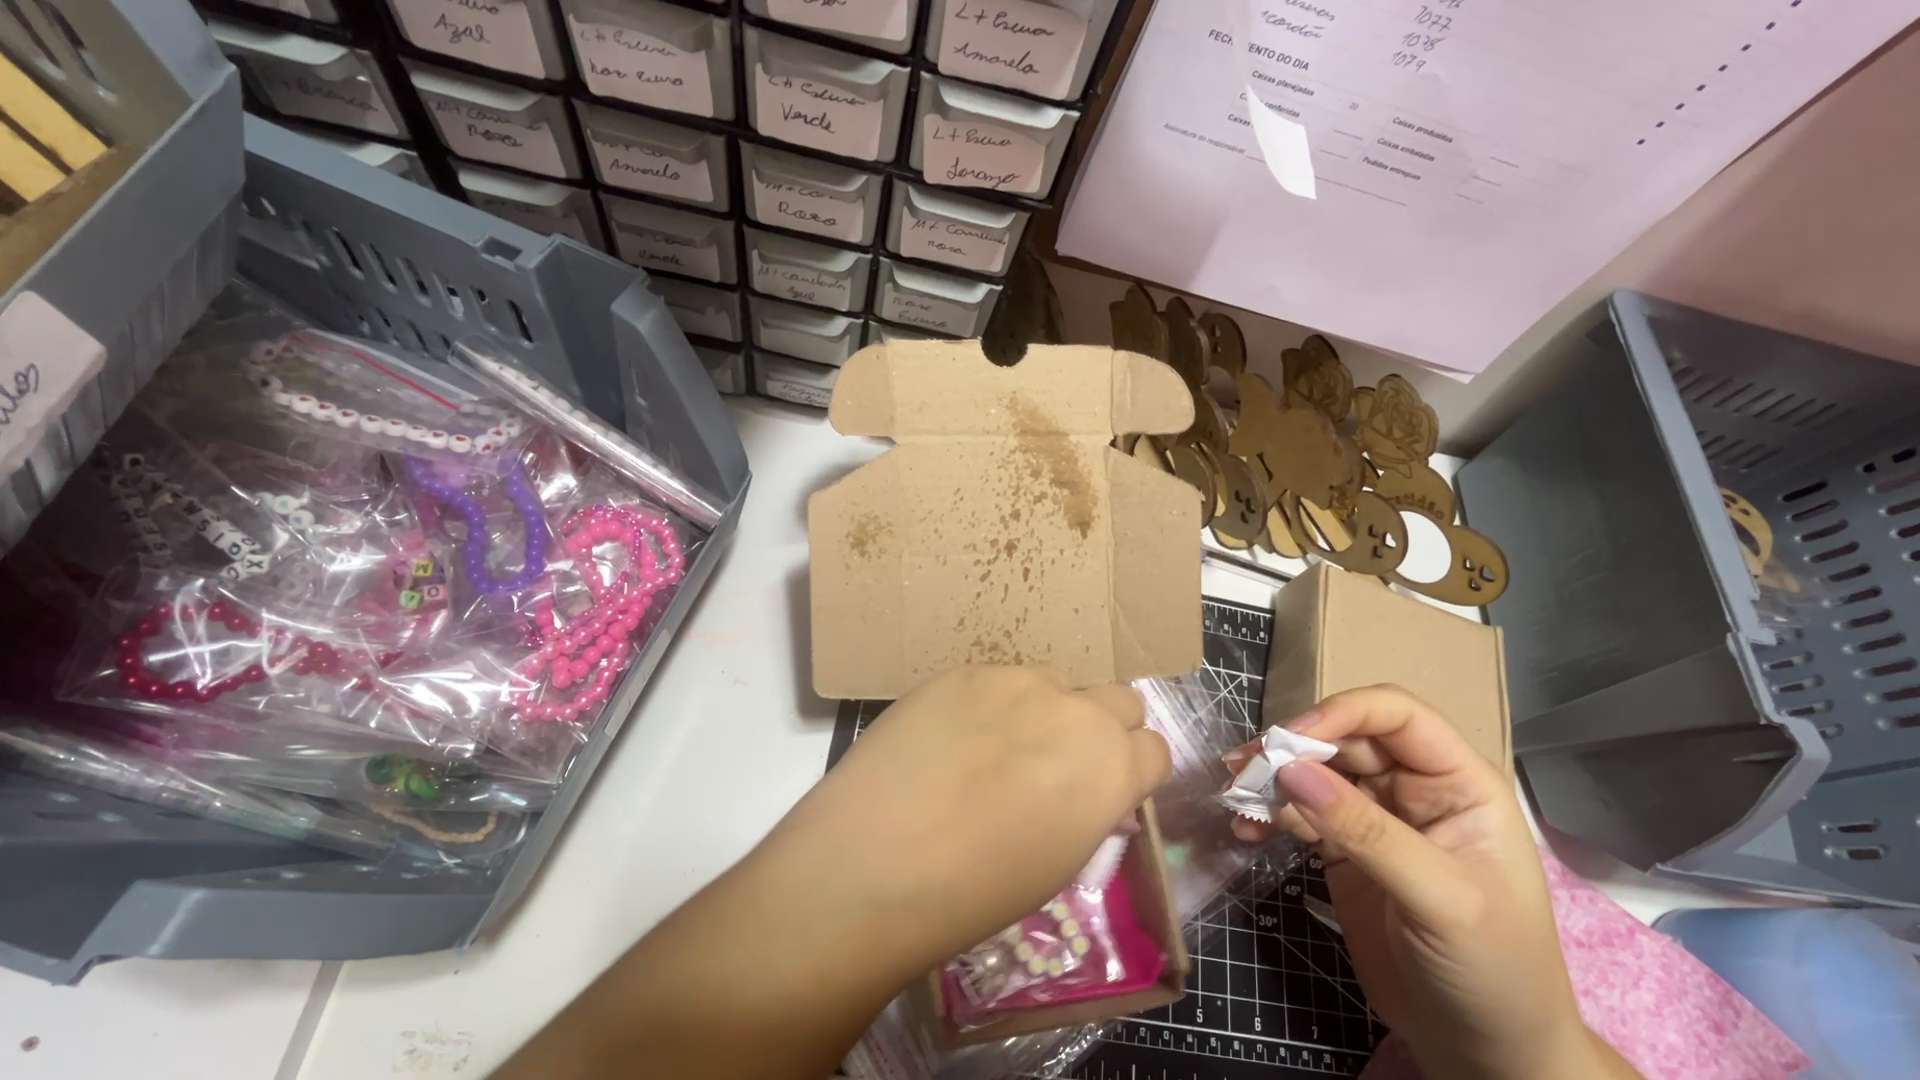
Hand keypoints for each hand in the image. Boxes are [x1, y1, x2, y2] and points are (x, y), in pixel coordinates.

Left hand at [776, 665, 1170, 968]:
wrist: (880, 859)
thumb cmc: (977, 892)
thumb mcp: (1060, 864)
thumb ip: (1089, 811)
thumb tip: (1090, 796)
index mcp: (1114, 768)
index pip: (1153, 749)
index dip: (1130, 773)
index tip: (1102, 792)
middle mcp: (1077, 711)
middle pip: (1118, 701)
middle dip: (1100, 730)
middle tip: (1055, 765)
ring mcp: (1017, 682)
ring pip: (1053, 684)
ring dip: (1040, 712)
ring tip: (987, 754)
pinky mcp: (964, 670)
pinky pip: (996, 681)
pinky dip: (988, 706)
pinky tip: (948, 742)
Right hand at [1230, 686, 1631, 1079]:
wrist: (1485, 1052)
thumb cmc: (1492, 971)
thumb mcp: (1438, 899)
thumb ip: (1365, 831)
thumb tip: (1289, 769)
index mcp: (1458, 783)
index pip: (1395, 716)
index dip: (1340, 714)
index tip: (1286, 741)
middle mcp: (1416, 789)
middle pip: (1345, 739)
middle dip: (1293, 747)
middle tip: (1241, 770)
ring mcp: (1378, 820)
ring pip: (1316, 773)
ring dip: (1272, 779)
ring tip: (1235, 799)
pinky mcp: (1346, 851)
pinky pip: (1301, 813)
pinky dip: (1270, 814)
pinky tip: (1246, 830)